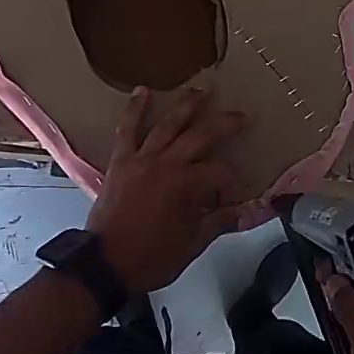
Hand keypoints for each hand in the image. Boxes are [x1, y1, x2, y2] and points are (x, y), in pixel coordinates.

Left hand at [85, 86, 246, 292]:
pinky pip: (128, 130)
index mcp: (187, 185)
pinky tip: (143, 91)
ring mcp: (141, 159)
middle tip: (242, 117)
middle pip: (202, 135)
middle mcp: (166, 164)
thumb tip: (248, 212)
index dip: (233, 180)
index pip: (221, 171)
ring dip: (187, 104)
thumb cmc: (152, 257)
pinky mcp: (121, 161)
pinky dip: (135, 110)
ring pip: (168, 124)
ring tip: (202, 89)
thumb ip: (221, 221)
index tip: (236, 192)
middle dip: (225, 124)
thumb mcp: (194, 243)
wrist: (105, 265)